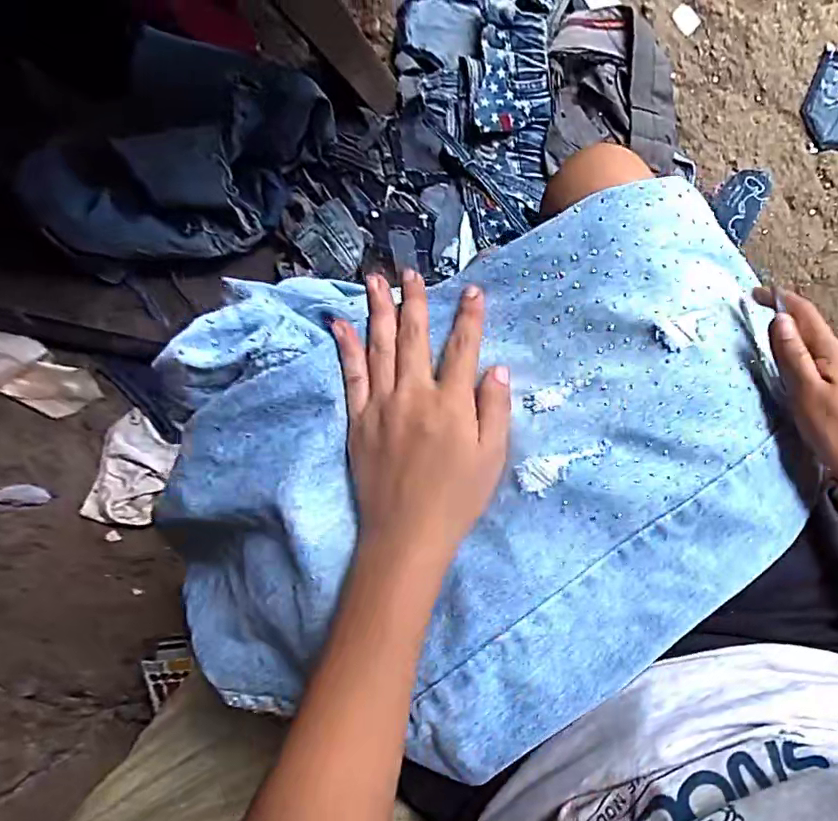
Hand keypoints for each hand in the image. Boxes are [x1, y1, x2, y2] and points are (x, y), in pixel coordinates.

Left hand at [330, 271, 509, 559]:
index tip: (473, 291)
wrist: (409, 531)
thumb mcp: (493, 457)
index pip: (463, 350)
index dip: (470, 318)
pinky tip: (341, 323)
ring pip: (380, 347)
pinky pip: (350, 375)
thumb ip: (495, 410)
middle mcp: (414, 395)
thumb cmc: (460, 497)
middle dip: (416, 302)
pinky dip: (346, 347)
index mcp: (452, 404)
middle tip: (412, 271)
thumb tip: (497, 369)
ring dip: (378, 310)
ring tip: (376, 280)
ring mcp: (381, 405)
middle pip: (414, 338)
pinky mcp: (358, 420)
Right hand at [757, 286, 837, 502]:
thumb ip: (793, 356)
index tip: (757, 293)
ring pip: (823, 354)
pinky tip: (809, 384)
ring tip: (780, 354)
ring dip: (800, 347)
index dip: (780, 299)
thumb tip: (780, 318)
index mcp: (834, 354)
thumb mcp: (807, 394)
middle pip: (814, 332)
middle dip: (789, 322)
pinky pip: (830, 372)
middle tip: (763, 322)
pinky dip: (812, 368)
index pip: (805, 314)